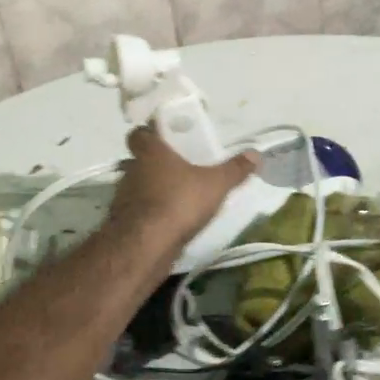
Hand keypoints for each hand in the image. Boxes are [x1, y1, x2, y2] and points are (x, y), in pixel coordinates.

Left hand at [109, 127, 259, 240]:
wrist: (145, 246)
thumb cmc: (178, 202)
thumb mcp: (215, 185)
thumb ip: (234, 170)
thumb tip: (256, 154)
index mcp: (150, 152)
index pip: (138, 133)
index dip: (148, 133)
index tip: (163, 137)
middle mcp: (132, 170)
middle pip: (138, 160)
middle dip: (155, 163)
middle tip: (177, 168)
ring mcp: (123, 197)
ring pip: (136, 186)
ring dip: (151, 189)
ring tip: (175, 196)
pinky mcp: (123, 222)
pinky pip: (137, 211)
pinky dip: (149, 213)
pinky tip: (168, 222)